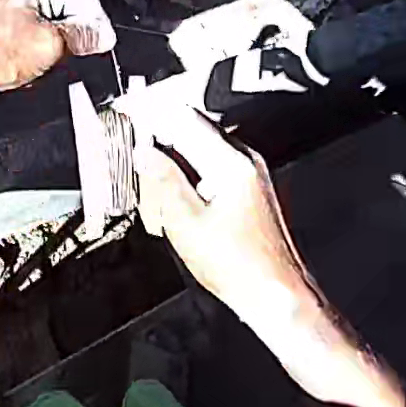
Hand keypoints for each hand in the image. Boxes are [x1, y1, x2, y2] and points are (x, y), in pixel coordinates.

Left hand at [0, 0, 114, 95]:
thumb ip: (83, 36)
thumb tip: (103, 36)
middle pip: (67, 10)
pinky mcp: (1, 34)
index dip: (97, 19)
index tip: (104, 40)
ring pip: (52, 26)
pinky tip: (37, 68)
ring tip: (55, 63)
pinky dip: (43, 53)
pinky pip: (35, 39)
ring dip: (60, 46)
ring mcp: (9, 12)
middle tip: (82, 53)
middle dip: (78, 33)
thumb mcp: (52, 44)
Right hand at [125, 103, 316, 325]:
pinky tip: (172, 182)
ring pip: (202, 142)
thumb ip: (164, 181)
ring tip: (146, 160)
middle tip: (131, 135)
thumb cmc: (239, 268)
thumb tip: (143, 151)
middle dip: (160, 127)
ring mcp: (249, 171)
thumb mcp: (187, 224)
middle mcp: (244, 158)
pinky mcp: (248, 186)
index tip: (129, 111)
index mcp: (231, 162)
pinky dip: (188, 163)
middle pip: (194, 126)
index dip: (152, 112)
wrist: (277, 295)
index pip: (184, 119)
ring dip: (173, 146)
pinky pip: (212, 160)